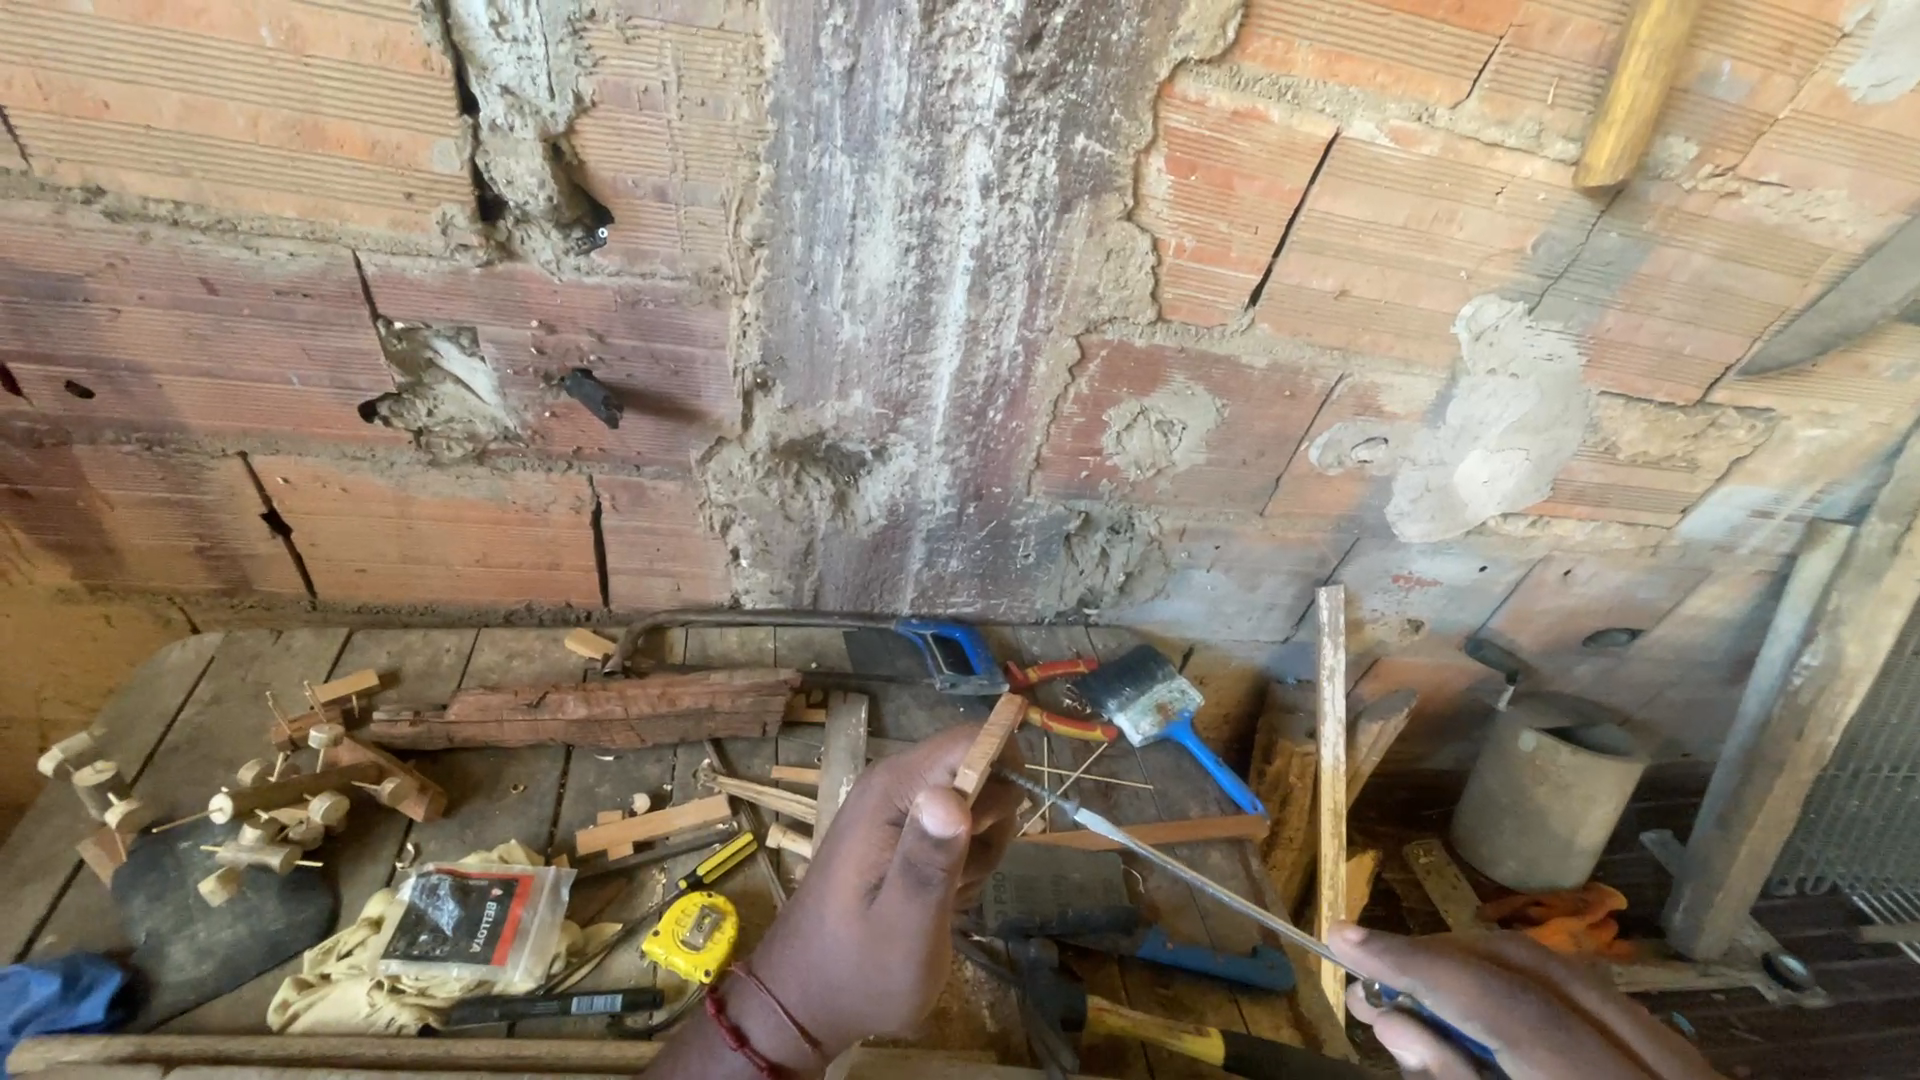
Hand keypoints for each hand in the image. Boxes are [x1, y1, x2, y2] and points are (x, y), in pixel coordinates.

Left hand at [748, 723, 1023, 1051]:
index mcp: (892, 790)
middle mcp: (896, 782)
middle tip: (963, 876)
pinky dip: (966, 861)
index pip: (970, 738)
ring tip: (948, 896)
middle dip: (992, 821)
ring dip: (981, 848)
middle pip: (981, 765)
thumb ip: (928, 863)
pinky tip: (941, 898)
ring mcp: (900, 804)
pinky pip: (964, 825)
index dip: (1005, 768)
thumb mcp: (901, 930)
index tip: (1002, 830)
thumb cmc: (856, 973)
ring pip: (979, 798)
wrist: (809, 998)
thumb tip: (953, 797)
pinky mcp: (906, 827)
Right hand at [1328, 923, 1724, 1079]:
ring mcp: (1689, 1069)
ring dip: (1470, 965)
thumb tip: (1392, 1020)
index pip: (1507, 1005)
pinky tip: (1474, 1012)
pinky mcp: (1684, 1069)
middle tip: (1368, 965)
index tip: (1342, 938)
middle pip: (1532, 968)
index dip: (1416, 964)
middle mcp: (1672, 1075)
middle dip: (1438, 955)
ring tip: (1410, 985)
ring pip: (1559, 971)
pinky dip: (1515, 989)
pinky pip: (1584, 998)